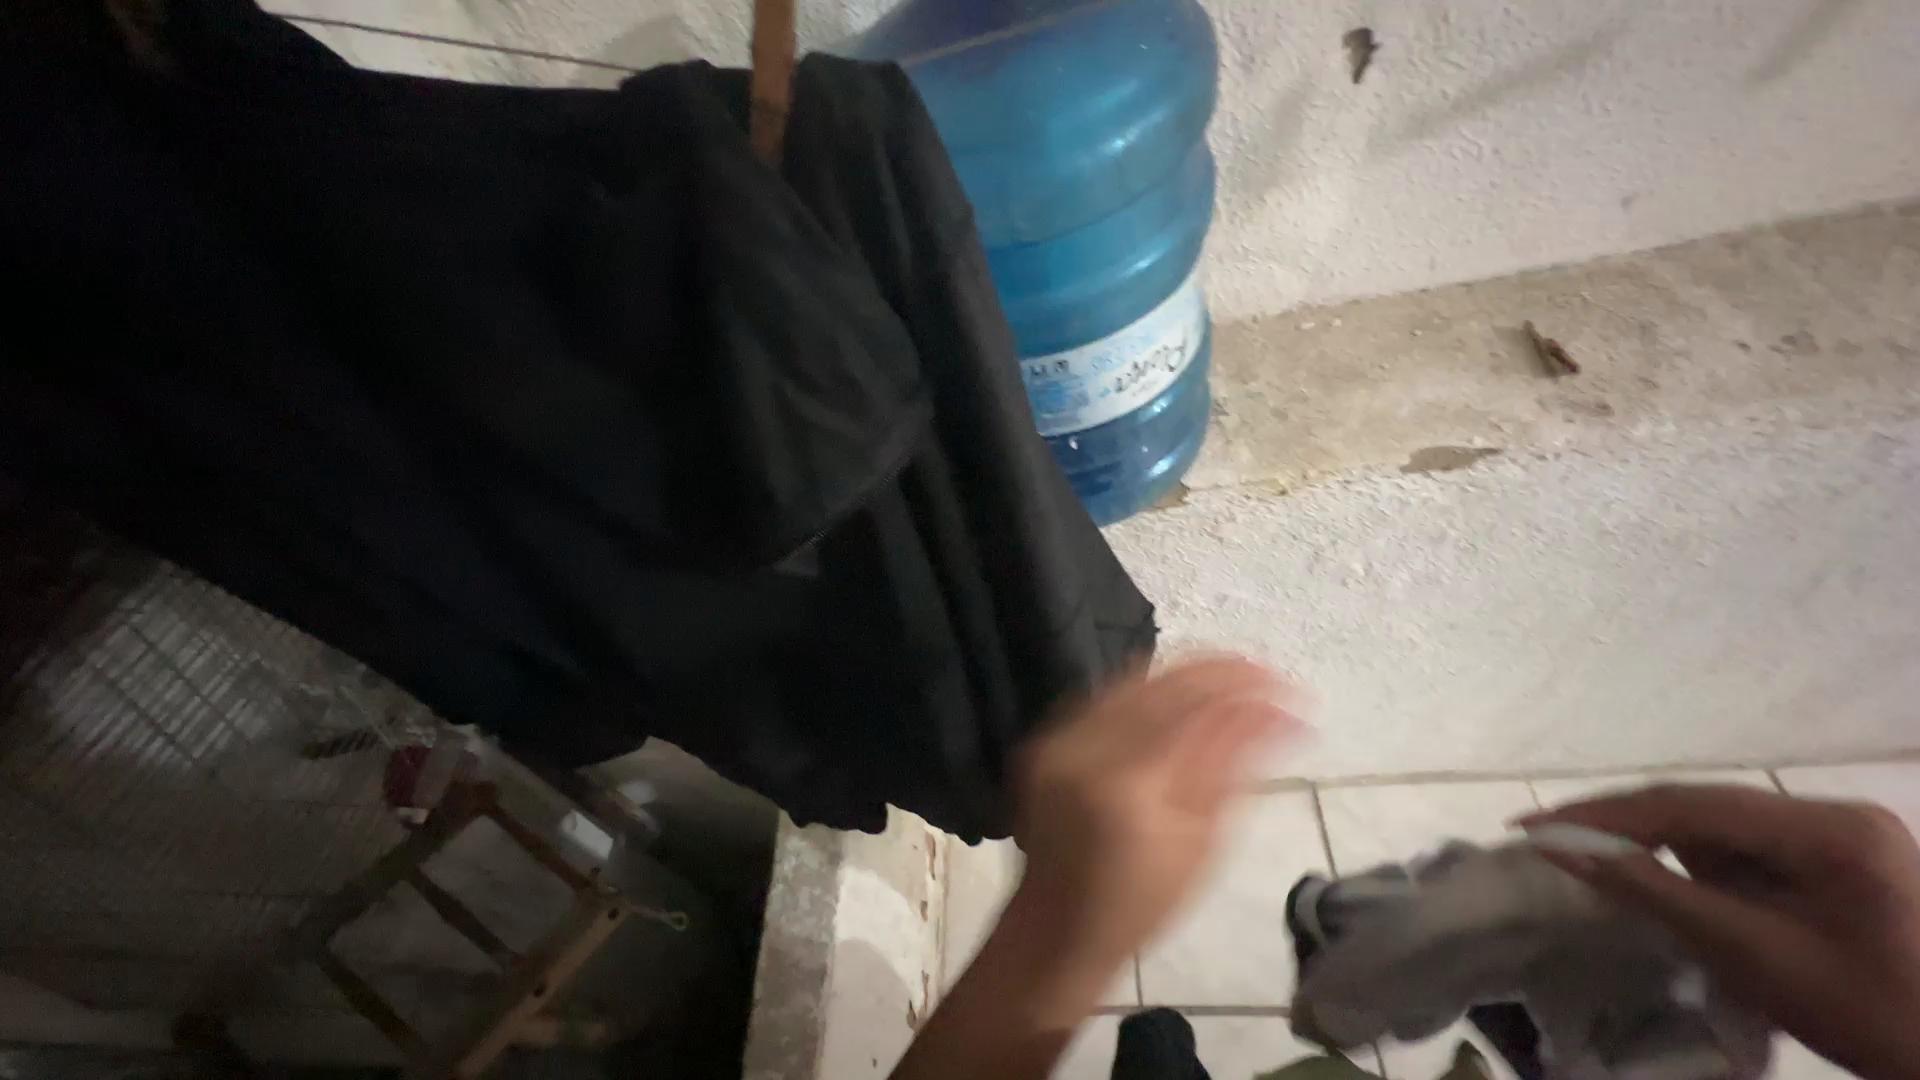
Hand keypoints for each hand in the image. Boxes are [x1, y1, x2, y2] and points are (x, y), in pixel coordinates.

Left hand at [1008, 655, 1302, 982]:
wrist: (1055, 926)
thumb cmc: (1139, 905)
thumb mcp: (1201, 844)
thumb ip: (1230, 767)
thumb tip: (1274, 712)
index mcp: (1127, 786)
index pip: (1194, 708)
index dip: (1245, 688)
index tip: (1289, 688)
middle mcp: (1084, 749)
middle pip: (1162, 684)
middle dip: (1221, 672)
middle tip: (1268, 675)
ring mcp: (1057, 740)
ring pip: (1131, 681)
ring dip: (1185, 673)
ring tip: (1232, 679)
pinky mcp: (1046, 739)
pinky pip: (1105, 697)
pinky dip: (1147, 689)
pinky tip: (1180, 693)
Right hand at [1522, 784, 1919, 1079]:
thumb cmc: (1875, 1016)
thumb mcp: (1753, 955)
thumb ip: (1650, 890)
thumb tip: (1556, 847)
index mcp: (1827, 828)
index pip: (1685, 804)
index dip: (1599, 814)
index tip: (1529, 827)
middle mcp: (1829, 812)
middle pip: (1694, 805)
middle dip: (1618, 824)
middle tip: (1544, 837)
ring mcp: (1832, 834)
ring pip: (1707, 823)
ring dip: (1649, 842)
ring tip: (1586, 856)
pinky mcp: (1827, 858)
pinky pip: (1732, 845)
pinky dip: (1685, 862)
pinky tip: (1652, 879)